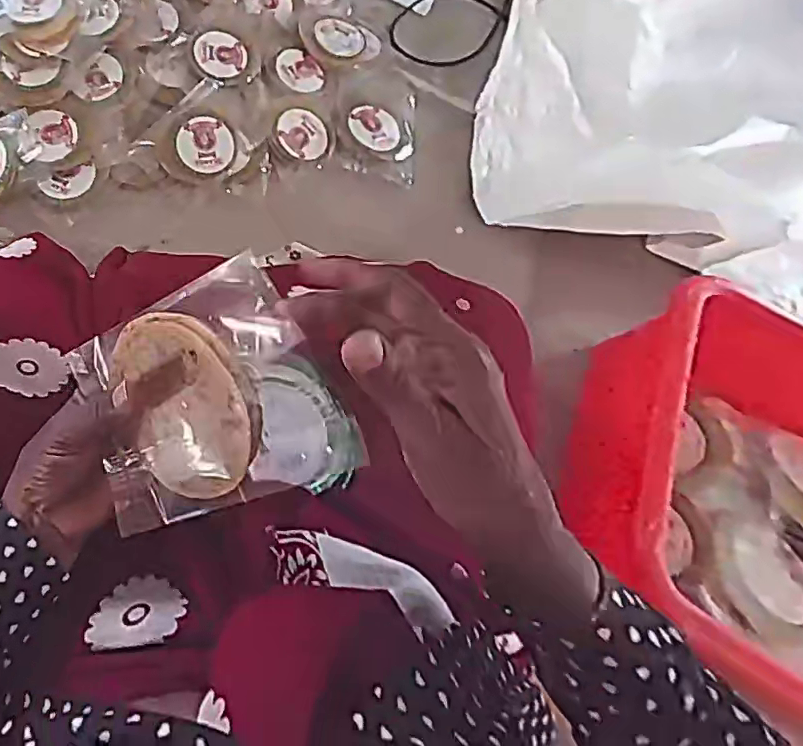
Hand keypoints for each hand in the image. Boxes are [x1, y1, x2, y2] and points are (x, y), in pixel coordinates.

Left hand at [2, 359, 184, 566]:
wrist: (41, 523)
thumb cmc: (43, 468)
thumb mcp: (66, 432)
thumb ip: (99, 412)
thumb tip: (135, 390)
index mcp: (94, 400)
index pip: (123, 372)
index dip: (145, 358)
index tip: (173, 343)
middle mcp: (116, 419)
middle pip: (147, 396)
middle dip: (170, 384)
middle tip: (199, 367)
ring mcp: (130, 446)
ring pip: (159, 424)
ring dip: (179, 414)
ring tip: (208, 396)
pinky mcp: (140, 474)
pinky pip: (164, 460)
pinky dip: (180, 451)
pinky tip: (202, 438)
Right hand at [286, 260, 598, 625]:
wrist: (512, 526)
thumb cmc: (475, 485)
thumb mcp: (430, 437)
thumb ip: (394, 386)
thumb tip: (354, 338)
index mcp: (452, 349)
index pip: (396, 292)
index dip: (348, 277)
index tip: (304, 279)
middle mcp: (447, 346)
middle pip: (388, 301)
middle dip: (338, 289)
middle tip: (291, 293)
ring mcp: (440, 364)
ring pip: (386, 322)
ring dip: (343, 311)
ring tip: (300, 314)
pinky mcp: (431, 384)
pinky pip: (388, 348)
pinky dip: (354, 338)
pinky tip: (330, 347)